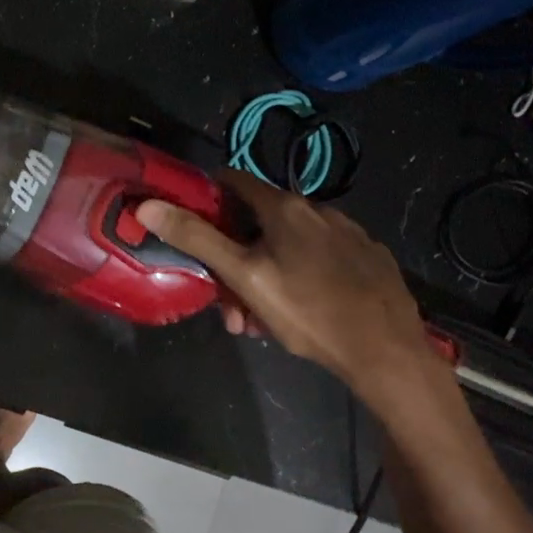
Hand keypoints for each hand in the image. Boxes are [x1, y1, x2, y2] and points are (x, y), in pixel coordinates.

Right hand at [136, 171, 434, 395]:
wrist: (385, 350)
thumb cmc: (306, 311)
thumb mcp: (242, 277)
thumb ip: (196, 238)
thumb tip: (147, 205)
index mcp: (284, 208)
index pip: (233, 181)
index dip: (207, 198)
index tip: (191, 226)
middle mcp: (319, 209)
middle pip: (259, 222)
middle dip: (235, 259)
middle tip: (230, 304)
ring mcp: (350, 233)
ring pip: (290, 245)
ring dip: (266, 274)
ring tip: (263, 320)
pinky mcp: (371, 257)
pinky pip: (321, 259)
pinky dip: (301, 277)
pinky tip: (302, 310)